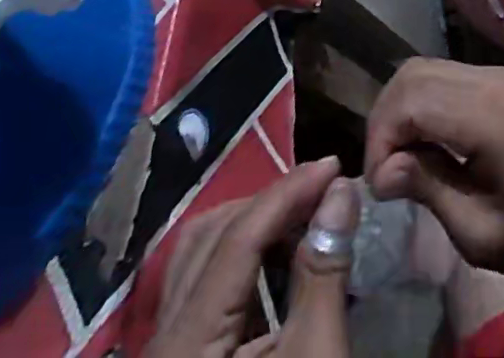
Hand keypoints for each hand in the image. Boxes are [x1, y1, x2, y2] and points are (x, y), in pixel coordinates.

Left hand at [146, 157, 358, 357]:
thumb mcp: (317, 356)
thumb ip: (324, 274)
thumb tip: (340, 193)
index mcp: (186, 344)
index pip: (236, 241)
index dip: (287, 194)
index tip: (333, 164)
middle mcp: (163, 338)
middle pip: (210, 237)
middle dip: (270, 203)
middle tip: (324, 188)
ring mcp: (169, 347)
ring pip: (201, 253)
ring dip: (256, 222)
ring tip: (307, 213)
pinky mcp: (184, 355)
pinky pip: (205, 280)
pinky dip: (246, 253)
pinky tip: (284, 253)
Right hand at [364, 59, 503, 277]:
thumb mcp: (481, 232)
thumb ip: (428, 189)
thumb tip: (382, 171)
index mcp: (488, 116)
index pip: (410, 102)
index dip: (381, 140)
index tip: (380, 186)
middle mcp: (490, 82)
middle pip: (411, 75)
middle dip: (385, 120)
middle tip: (384, 171)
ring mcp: (497, 76)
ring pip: (424, 68)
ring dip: (400, 108)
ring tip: (399, 157)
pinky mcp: (500, 81)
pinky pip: (445, 75)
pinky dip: (422, 101)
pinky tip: (423, 140)